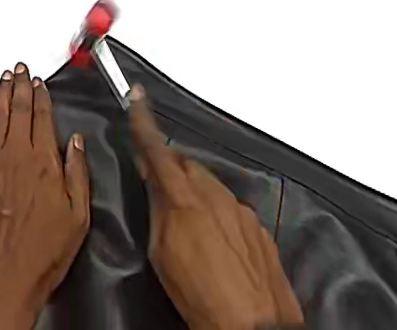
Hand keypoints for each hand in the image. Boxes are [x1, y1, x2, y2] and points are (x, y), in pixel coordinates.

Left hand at [0, 63, 90, 329]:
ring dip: (1, 91)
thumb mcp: (78, 219)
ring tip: (5, 75)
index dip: (42, 95)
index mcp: (45, 162)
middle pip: (19, 108)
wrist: (2, 279)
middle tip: (21, 68)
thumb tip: (76, 144)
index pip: (43, 116)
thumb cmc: (40, 255)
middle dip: (21, 84)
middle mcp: (17, 154)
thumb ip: (78, 175)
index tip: (40, 82)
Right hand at [129, 88, 303, 329]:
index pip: (158, 150)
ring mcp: (241, 210)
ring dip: (196, 194)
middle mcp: (215, 195)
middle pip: (186, 164)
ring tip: (191, 229)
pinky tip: (217, 245)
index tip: (137, 97)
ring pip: (210, 185)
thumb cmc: (201, 300)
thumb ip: (156, 209)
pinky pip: (232, 208)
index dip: (143, 121)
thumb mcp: (161, 255)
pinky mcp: (260, 228)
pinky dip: (220, 216)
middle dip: (172, 170)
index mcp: (185, 199)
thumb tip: (152, 182)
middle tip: (161, 192)